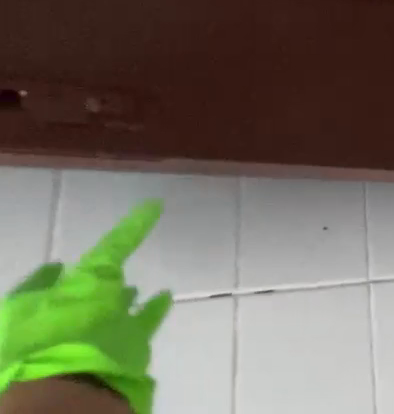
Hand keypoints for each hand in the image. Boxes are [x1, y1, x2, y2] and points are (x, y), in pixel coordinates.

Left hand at [0, 201, 171, 413]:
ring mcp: (81, 340)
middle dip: (84, 286)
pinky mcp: (114, 351)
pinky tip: (164, 297)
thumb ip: (118, 243)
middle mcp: (47, 326)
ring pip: (99, 314)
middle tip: (106, 270)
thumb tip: (150, 205)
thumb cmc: (67, 327)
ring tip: (136, 287)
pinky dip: (148, 311)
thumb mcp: (90, 278)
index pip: (46, 277)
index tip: (83, 246)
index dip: (62, 264)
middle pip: (66, 300)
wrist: (70, 390)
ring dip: (115, 300)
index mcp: (27, 309)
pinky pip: (134, 326)